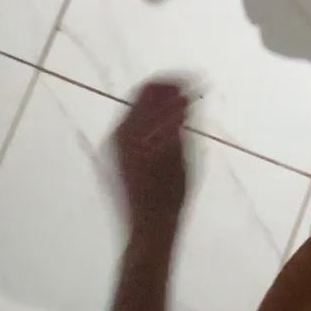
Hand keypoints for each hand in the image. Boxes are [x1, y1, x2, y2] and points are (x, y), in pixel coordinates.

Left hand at [112, 80, 191, 230]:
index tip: (195, 82)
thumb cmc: (170, 194)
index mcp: (133, 129)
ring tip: (184, 107)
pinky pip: (134, 124)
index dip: (175, 81)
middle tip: (191, 91)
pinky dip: (153, 118)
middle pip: (142, 95)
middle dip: (167, 90)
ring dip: (161, 103)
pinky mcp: (116, 156)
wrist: (149, 228)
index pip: (152, 89)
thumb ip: (178, 120)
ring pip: (138, 109)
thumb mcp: (181, 153)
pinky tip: (170, 126)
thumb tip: (182, 94)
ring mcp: (116, 145)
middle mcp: (120, 133)